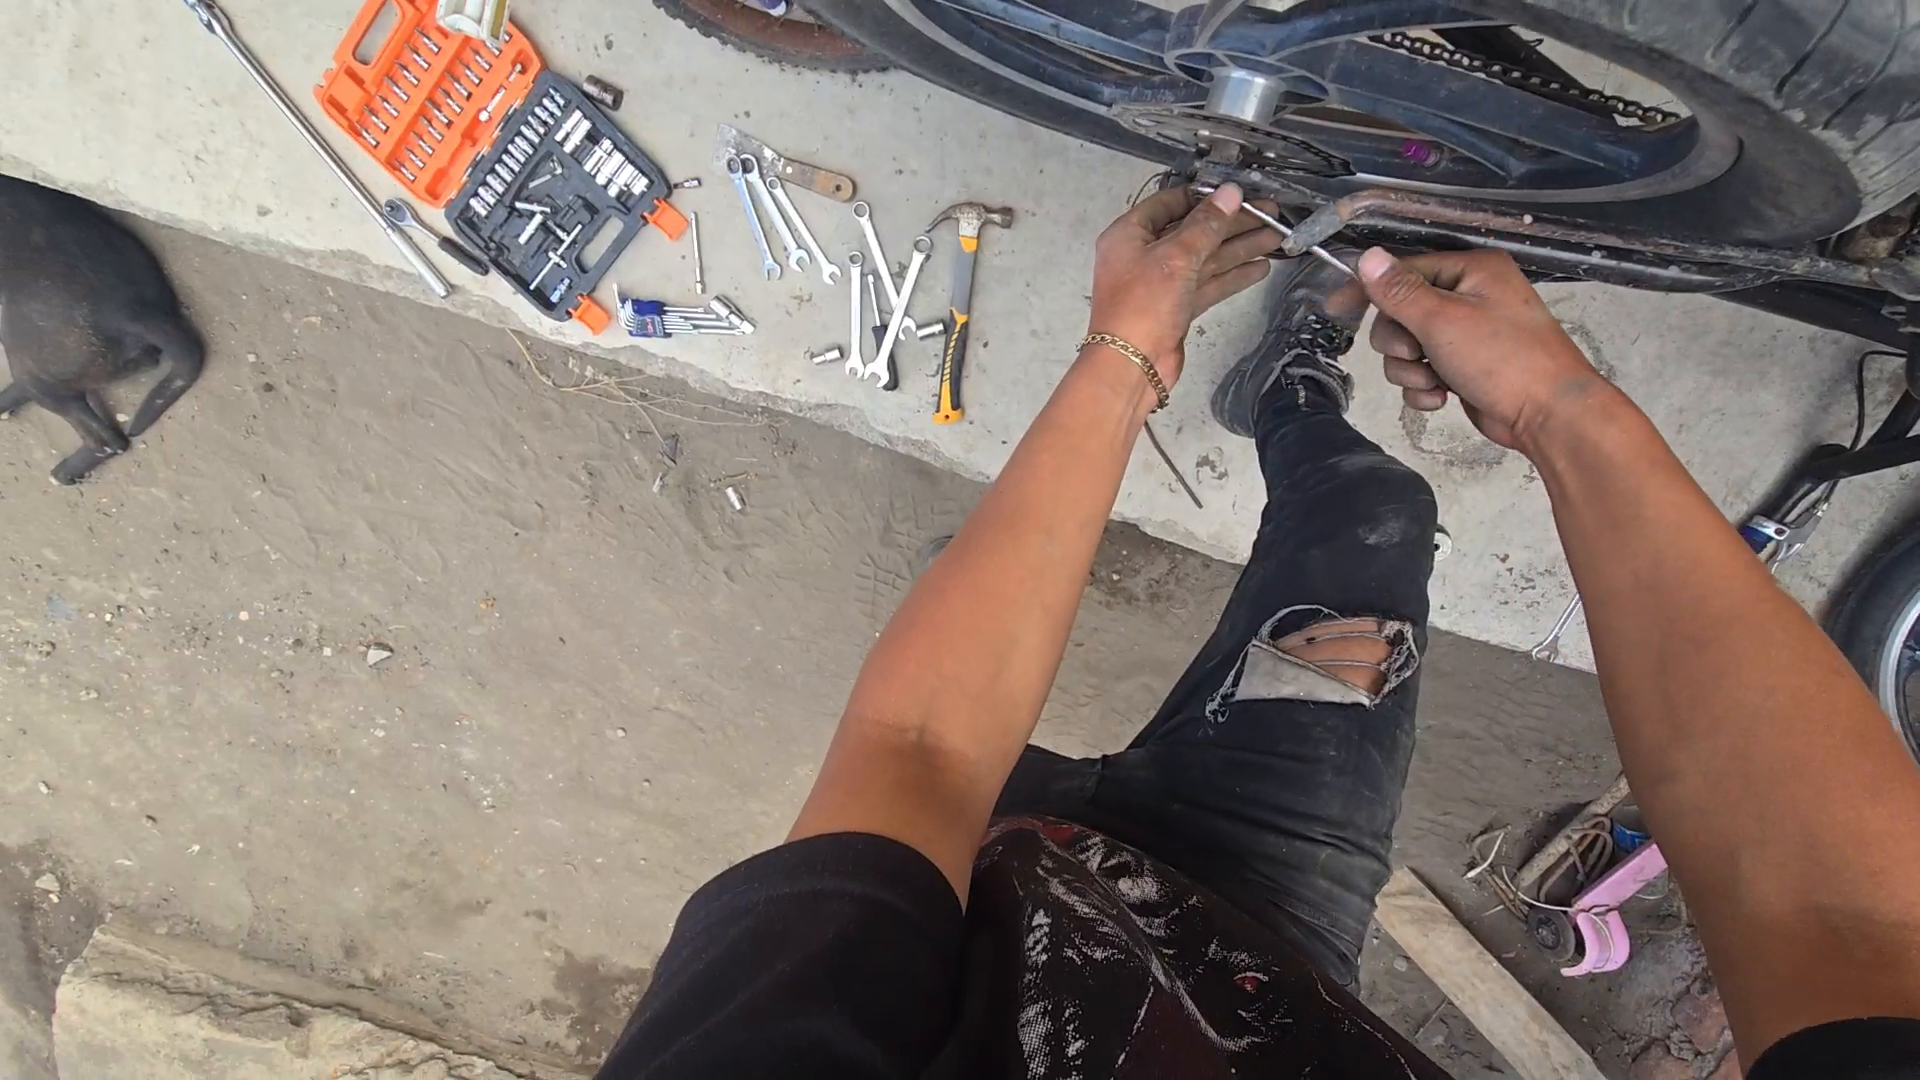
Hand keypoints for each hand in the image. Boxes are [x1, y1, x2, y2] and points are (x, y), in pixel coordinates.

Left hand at [1085, 183, 1282, 387]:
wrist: (1132, 367)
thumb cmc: (1143, 307)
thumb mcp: (1176, 256)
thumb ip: (1206, 224)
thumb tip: (1230, 193)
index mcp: (1129, 235)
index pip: (1170, 203)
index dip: (1204, 196)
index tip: (1238, 190)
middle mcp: (1142, 256)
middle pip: (1193, 231)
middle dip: (1232, 223)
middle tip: (1270, 212)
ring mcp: (1160, 284)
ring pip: (1204, 258)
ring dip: (1239, 247)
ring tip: (1277, 236)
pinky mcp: (1175, 308)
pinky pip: (1207, 284)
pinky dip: (1232, 276)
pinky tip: (1259, 267)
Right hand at [1356, 247, 1610, 451]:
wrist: (1545, 413)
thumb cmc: (1502, 359)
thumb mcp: (1442, 320)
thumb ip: (1399, 292)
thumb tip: (1367, 257)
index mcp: (1471, 272)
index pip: (1403, 272)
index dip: (1368, 290)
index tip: (1335, 308)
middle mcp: (1467, 296)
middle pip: (1398, 314)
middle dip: (1399, 343)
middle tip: (1415, 354)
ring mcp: (1464, 333)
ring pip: (1404, 348)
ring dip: (1409, 370)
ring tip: (1435, 381)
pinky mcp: (1460, 365)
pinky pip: (1419, 371)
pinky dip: (1423, 387)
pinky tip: (1442, 396)